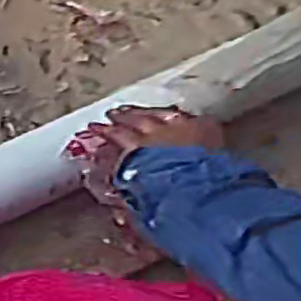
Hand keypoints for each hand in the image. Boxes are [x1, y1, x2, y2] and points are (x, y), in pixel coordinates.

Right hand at [67, 105, 223, 205]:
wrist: (198, 189)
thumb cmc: (162, 191)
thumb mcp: (127, 189)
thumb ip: (113, 179)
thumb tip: (98, 171)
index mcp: (135, 146)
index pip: (114, 134)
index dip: (103, 130)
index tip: (93, 127)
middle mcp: (156, 133)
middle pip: (137, 120)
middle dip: (123, 116)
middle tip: (113, 113)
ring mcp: (183, 128)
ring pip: (160, 114)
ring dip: (146, 111)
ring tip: (137, 109)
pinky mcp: (207, 128)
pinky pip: (189, 116)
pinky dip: (177, 114)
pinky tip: (174, 113)